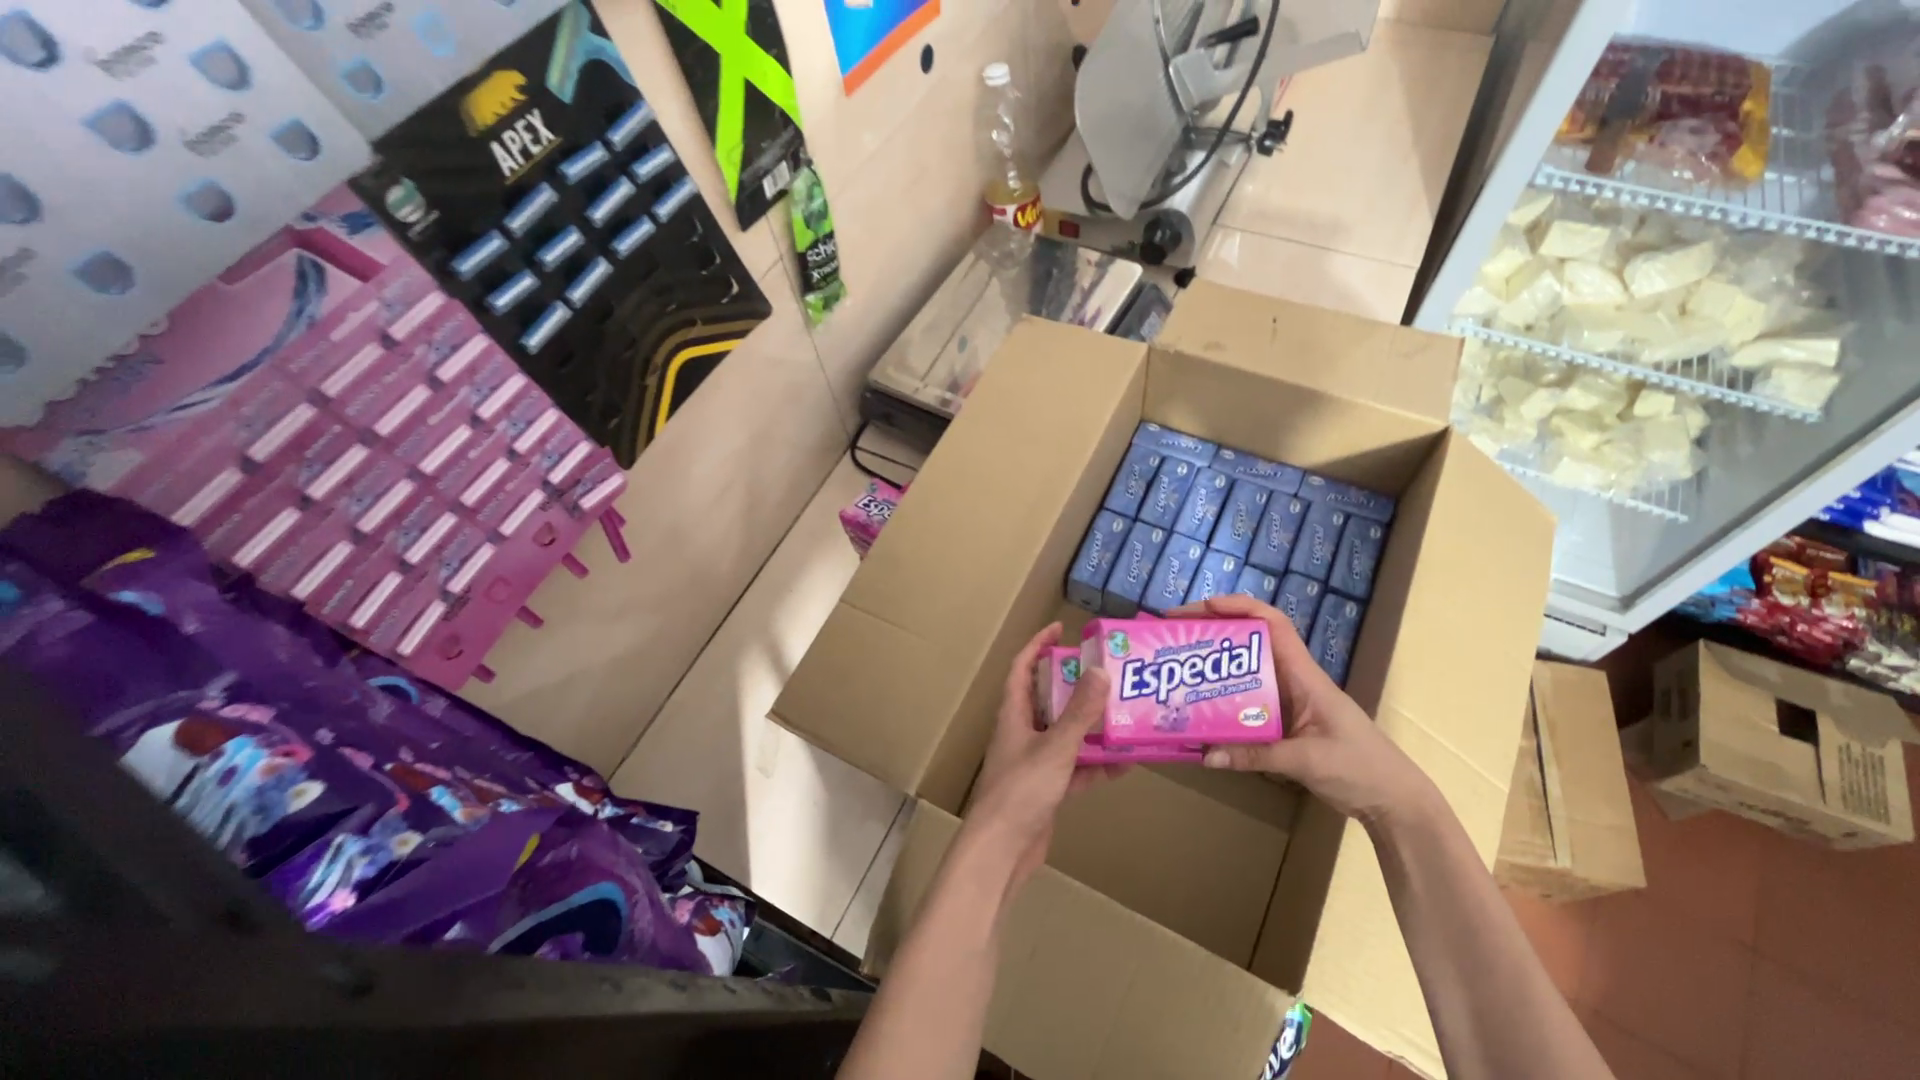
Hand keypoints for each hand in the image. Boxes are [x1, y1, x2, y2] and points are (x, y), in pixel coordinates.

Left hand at [964, 623, 1126, 894]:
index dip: (1038, 645)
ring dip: (1091, 726)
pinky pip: (1075, 768)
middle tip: (1107, 673)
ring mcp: (1033, 762)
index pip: (1021, 668)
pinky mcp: (1046, 789)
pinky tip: (1125, 764)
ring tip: (1124, 714)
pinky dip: (1096, 765)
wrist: (1002, 850)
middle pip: (1047, 699)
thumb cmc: (1020, 792)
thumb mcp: (1055, 748)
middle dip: (1074, 684)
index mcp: (1013, 715)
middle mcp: (1021, 733)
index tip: (1061, 627)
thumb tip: (1101, 671)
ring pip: (1065, 734)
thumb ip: (1079, 713)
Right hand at [1168, 594, 1437, 828]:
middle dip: (1213, 635)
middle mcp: (1293, 682)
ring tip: (1177, 674)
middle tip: (1174, 640)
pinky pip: (1246, 707)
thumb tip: (1205, 753)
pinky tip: (1197, 717)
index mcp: (1304, 675)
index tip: (1200, 609)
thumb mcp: (1308, 761)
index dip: (1238, 607)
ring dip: (1213, 670)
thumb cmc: (1361, 768)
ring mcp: (1288, 705)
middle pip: (1250, 644)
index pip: (1273, 624)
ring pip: (1245, 675)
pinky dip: (1222, 706)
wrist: (1393, 801)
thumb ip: (1256, 756)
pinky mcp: (1283, 728)